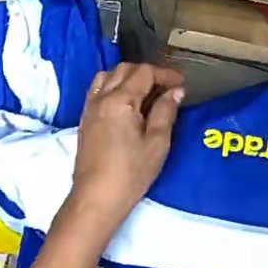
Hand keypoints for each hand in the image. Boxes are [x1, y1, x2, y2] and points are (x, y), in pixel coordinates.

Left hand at [60, 63, 184, 237]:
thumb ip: (166, 111)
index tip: (182, 84)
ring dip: (129, 77)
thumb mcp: (158, 141)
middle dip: (148, 73)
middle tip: (167, 87)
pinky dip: (115, 86)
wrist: (97, 197)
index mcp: (120, 101)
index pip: (144, 73)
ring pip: (108, 76)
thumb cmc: (132, 171)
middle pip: (124, 69)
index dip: (165, 74)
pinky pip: (98, 90)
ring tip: (147, 92)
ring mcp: (89, 108)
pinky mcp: (85, 119)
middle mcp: (101, 99)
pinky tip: (129, 103)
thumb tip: (175, 91)